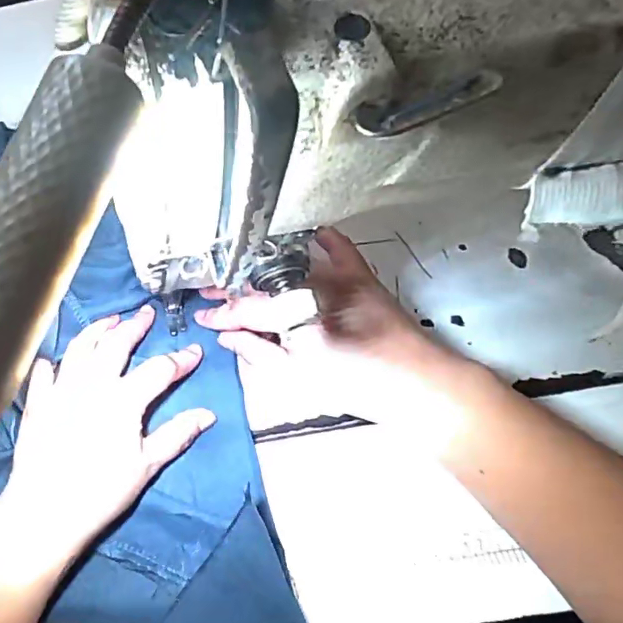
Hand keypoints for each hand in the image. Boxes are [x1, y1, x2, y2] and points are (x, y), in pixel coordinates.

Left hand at [0, 304, 212, 566]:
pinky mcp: (36, 401)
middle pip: (116, 344)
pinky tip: (58, 358)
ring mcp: (59, 388)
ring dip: (96, 330)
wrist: (47, 506)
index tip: (193, 352)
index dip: (180, 359)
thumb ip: (176, 434)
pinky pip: (44, 371)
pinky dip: (54, 360)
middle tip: (144, 314)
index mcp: (124, 398)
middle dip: (134, 326)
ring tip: (108, 322)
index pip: (159, 369)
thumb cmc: (102, 491)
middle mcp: (91, 384)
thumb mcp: (146, 464)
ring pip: (78, 347)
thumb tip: (207, 414)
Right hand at [196, 228, 474, 433]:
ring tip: (239, 278)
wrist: (419, 386)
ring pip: (290, 267)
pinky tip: (312, 235)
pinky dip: (324, 243)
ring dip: (261, 272)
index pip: (247, 308)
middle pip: (264, 284)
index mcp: (297, 314)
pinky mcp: (362, 280)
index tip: (203, 317)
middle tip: (209, 295)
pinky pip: (340, 252)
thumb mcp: (295, 376)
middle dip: (233, 290)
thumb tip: (227, 336)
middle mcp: (316, 288)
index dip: (221, 314)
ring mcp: (340, 280)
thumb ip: (257, 351)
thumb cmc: (357, 386)